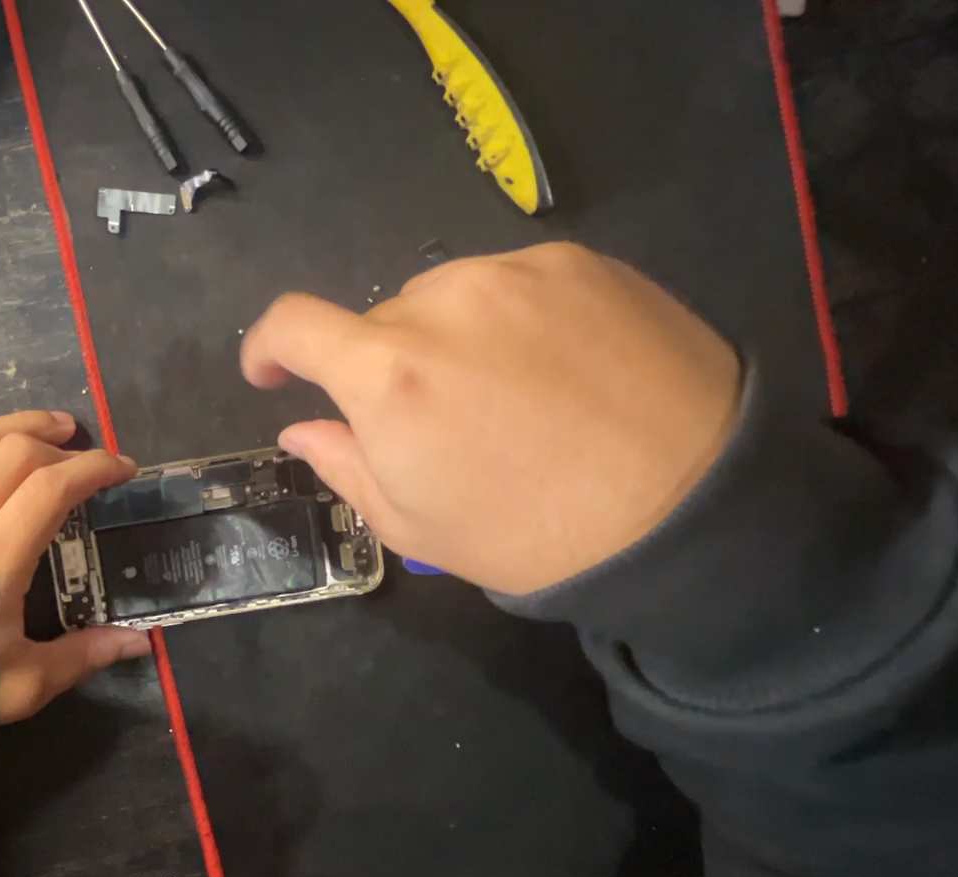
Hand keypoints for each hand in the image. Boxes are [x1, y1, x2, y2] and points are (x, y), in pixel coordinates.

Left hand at [0, 411, 150, 723]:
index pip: (51, 486)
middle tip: (86, 456)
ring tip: (44, 429)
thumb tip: (143, 640)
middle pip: (13, 451)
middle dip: (59, 443)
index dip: (95, 467)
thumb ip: (86, 655)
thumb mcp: (27, 683)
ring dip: (10, 425)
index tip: (123, 470)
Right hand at [241, 242, 741, 595]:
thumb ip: (340, 462)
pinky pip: (507, 285)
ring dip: (438, 339)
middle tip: (423, 420)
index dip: (265, 346)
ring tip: (494, 394)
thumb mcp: (409, 521)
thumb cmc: (525, 532)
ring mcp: (517, 273)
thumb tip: (300, 427)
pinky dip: (500, 321)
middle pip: (374, 322)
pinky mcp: (583, 263)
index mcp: (388, 373)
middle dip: (376, 366)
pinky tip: (547, 369)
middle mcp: (444, 303)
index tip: (271, 375)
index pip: (292, 324)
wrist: (692, 511)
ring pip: (440, 299)